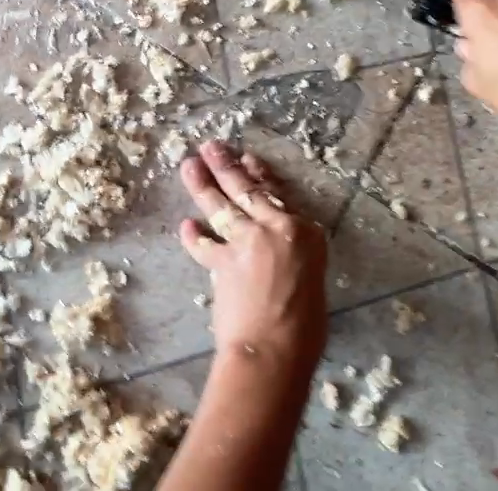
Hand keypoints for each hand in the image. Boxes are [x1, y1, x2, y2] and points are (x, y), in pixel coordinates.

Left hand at [177, 141, 327, 369]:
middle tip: (210, 146)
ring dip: (203, 184)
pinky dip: (194, 236)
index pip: (279, 196)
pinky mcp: (223, 262)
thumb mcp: (312, 278)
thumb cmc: (306, 325)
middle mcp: (276, 228)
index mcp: (306, 232)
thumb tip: (276, 256)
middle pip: (248, 191)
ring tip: (190, 165)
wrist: (275, 350)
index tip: (247, 158)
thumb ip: (292, 257)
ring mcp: (247, 242)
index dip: (260, 175)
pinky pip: (205, 244)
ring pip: (222, 207)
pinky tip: (185, 225)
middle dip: (227, 166)